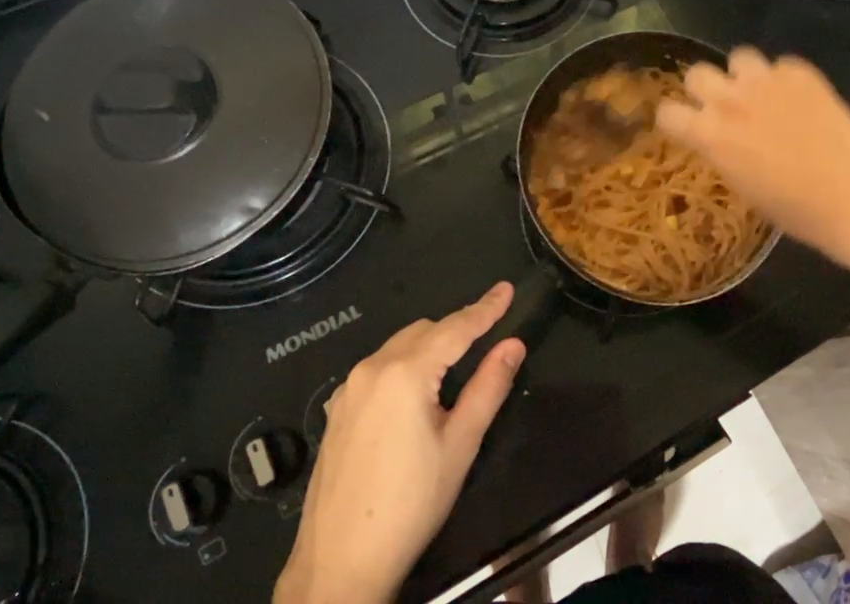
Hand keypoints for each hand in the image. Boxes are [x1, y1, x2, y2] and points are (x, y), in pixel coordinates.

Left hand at [275, 283, 525, 603]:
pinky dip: (404, 368)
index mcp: (405, 373)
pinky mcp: (337, 411)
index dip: (485, 308)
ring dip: (429, 348)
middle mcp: (371, 369)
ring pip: (398, 348)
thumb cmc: (411, 502)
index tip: (506, 289)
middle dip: (457, 330)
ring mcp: (348, 390)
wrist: (341, 559)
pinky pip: (377, 371)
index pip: (455, 328)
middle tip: (489, 339)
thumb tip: (512, 344)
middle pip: (424, 332)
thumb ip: (489, 387)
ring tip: (456, 371)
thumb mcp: (461, 445)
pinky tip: (415, 398)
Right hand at [655, 48, 849, 267]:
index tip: (685, 128)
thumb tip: (718, 139)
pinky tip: (797, 100)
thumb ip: (722, 152)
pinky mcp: (803, 74)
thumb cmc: (796, 211)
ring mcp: (768, 82)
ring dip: (744, 76)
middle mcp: (732, 101)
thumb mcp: (743, 186)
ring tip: (761, 95)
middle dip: (705, 89)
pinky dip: (784, 79)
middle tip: (722, 107)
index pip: (667, 112)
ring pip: (739, 57)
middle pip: (697, 73)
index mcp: (710, 135)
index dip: (674, 120)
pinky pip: (781, 64)